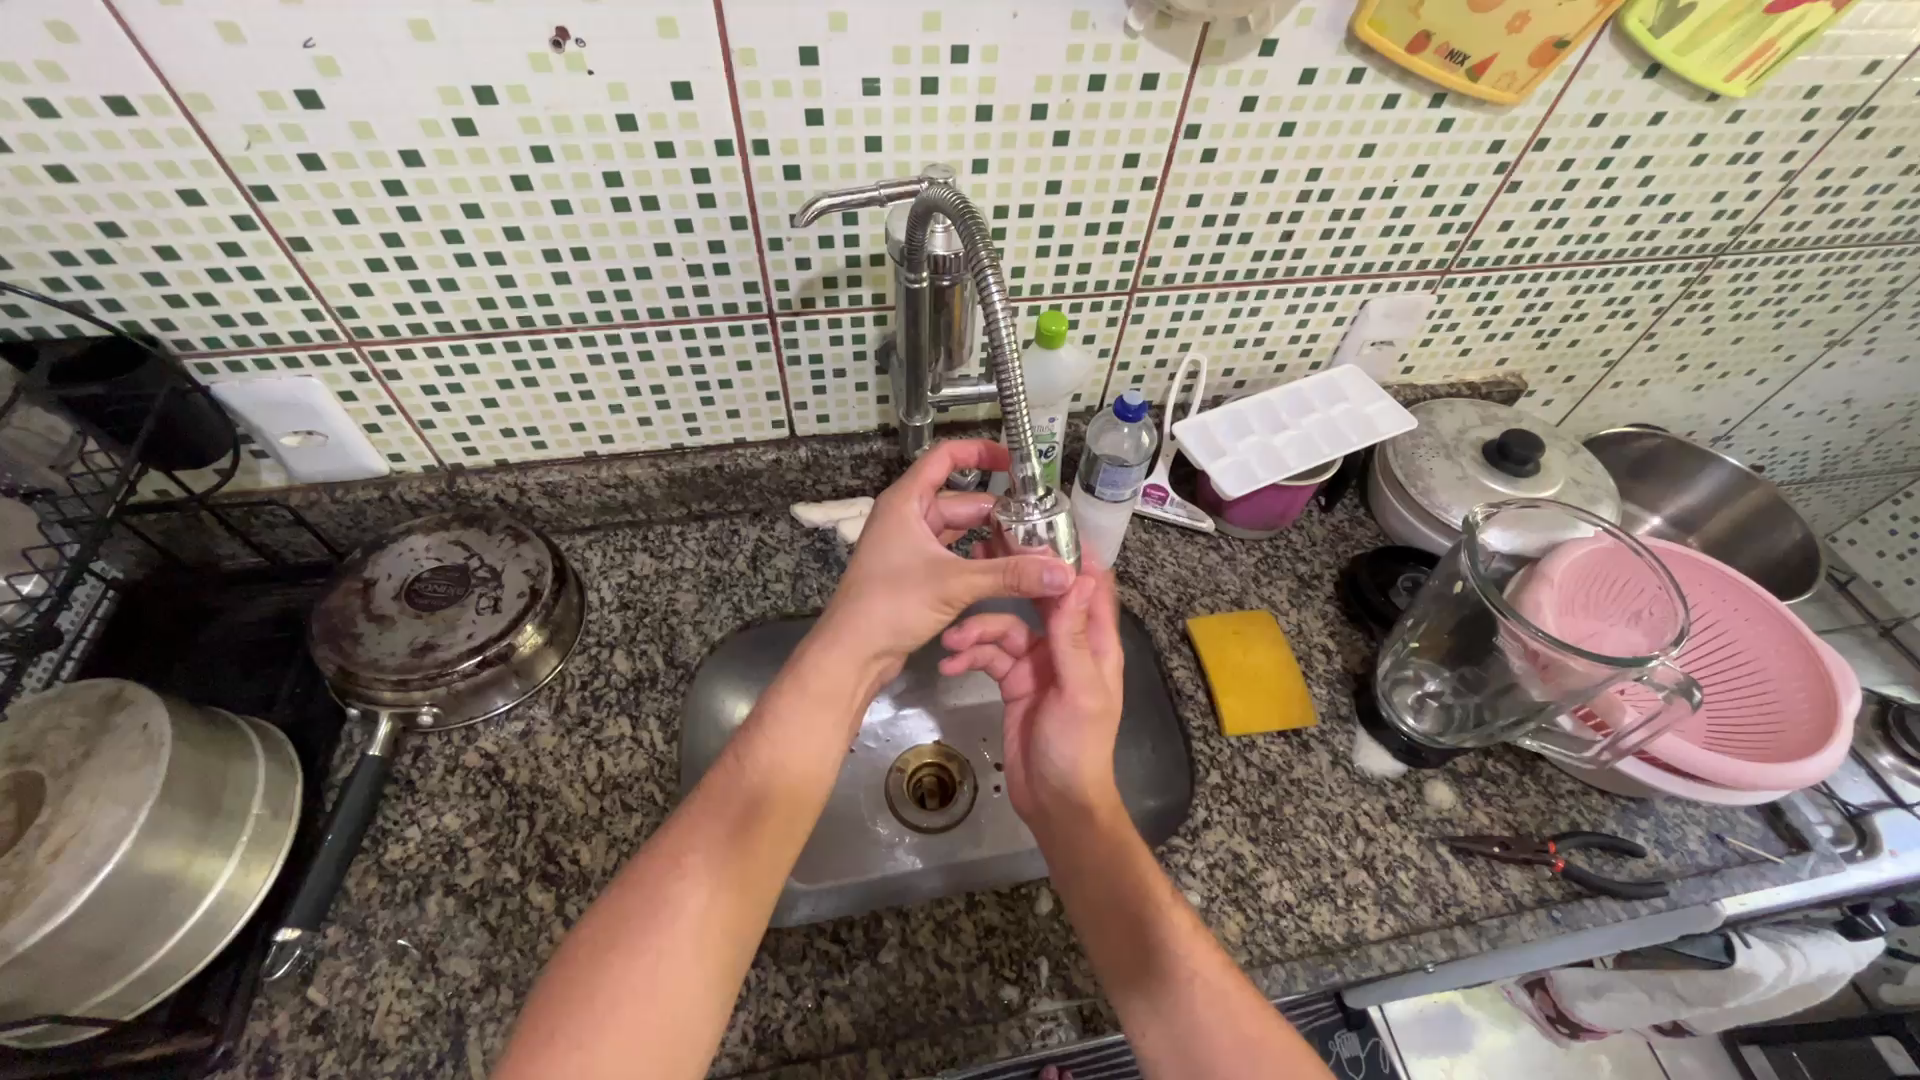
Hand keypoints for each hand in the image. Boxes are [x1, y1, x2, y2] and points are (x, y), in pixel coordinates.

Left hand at [814, 439, 1076, 689]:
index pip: (945, 457)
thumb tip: (1062, 572)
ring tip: (1031, 548)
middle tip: (1040, 524)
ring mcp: (910, 546)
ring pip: (959, 532)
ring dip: (990, 538)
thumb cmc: (891, 604)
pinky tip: (1006, 571)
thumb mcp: (955, 584)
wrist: (852, 653)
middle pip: (961, 501)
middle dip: (999, 512)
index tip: (1014, 461)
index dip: (980, 452)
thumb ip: (1010, 574)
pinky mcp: (915, 574)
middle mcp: (907, 517)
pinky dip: (977, 560)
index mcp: (907, 502)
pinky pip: (953, 556)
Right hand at [937, 569, 1125, 832]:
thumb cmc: (1078, 746)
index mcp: (1094, 642)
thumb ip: (1074, 634)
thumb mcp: (1080, 689)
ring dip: (977, 631)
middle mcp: (1066, 645)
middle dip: (1010, 581)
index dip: (1071, 556)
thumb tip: (1079, 576)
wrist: (1055, 801)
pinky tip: (948, 664)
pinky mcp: (1011, 682)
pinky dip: (969, 656)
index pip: (1090, 586)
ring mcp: (1037, 663)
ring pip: (1003, 628)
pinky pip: (987, 657)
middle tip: (978, 558)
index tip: (1041, 526)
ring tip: (951, 642)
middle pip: (1039, 599)